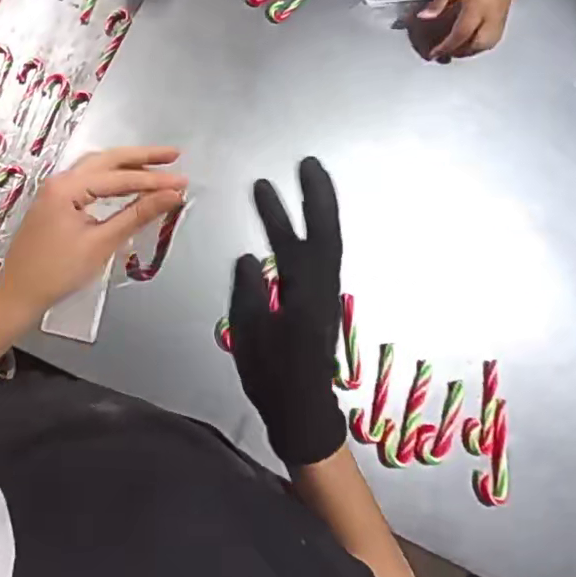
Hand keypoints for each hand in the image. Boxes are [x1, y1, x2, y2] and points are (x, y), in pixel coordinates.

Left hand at [0, 146, 186, 321]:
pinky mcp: (54, 203)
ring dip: (126, 166)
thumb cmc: (57, 272)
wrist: (19, 294)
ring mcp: (54, 191)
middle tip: (173, 155)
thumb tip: (170, 196)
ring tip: (156, 168)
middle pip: (107, 160)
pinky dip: (111, 180)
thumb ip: (137, 215)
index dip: (154, 180)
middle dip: (141, 158)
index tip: (182, 182)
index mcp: (67, 187)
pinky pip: (87, 181)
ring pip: (96, 168)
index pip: (119, 178)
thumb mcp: (101, 244)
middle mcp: (59, 181)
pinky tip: (126, 184)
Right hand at [228, 157, 347, 467]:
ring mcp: (325, 294)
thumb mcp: (251, 337)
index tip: (273, 180)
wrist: (303, 411)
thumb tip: (249, 257)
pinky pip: (319, 259)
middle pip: (326, 233)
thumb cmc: (273, 378)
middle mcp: (323, 289)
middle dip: (318, 197)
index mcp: (306, 296)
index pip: (301, 241)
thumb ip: (249, 294)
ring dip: (316, 213)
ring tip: (301, 186)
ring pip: (326, 244)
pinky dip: (310, 234)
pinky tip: (295, 229)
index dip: (290, 209)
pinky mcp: (319, 302)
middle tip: (307, 164)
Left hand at [413, 0, 530, 59]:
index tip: (433, 53)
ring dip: (471, 50)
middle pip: (477, 45)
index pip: (460, 34)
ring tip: (458, 48)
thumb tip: (424, 16)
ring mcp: (500, 19)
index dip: (445, 46)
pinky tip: (471, 40)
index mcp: (476, 9)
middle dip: (460, 52)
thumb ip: (439, 1)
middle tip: (446, 51)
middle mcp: (490, 18)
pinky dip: (481, 44)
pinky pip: (493, 39)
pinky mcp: (504, 18)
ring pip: (487, 44)